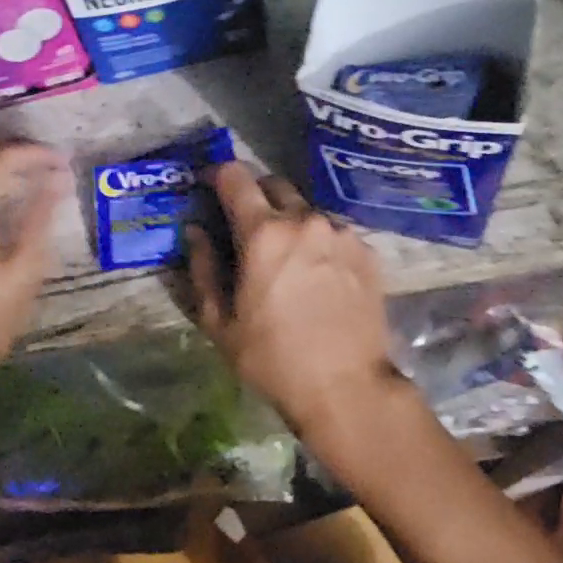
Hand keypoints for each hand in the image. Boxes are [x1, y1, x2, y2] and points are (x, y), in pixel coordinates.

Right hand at [184, 163, 412, 464]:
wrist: (347, 387)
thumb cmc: (273, 359)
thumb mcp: (220, 323)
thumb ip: (203, 269)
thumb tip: (195, 232)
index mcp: (263, 232)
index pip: (235, 176)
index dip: (217, 176)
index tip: (208, 188)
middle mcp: (305, 220)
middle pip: (273, 184)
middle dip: (254, 196)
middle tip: (244, 228)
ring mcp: (341, 232)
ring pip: (306, 209)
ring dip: (289, 220)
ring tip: (284, 257)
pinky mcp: (367, 251)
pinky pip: (333, 231)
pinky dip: (317, 240)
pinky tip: (315, 274)